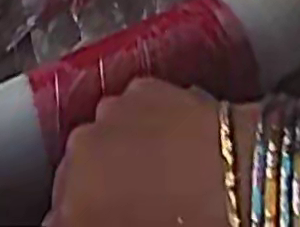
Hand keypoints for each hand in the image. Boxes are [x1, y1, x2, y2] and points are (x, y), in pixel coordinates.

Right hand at [47, 79, 228, 226]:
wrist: (243, 177)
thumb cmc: (193, 224)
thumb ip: (103, 222)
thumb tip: (107, 216)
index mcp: (74, 203)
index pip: (56, 222)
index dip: (80, 224)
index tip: (100, 223)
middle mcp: (81, 149)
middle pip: (73, 177)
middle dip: (93, 194)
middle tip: (129, 210)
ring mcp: (110, 111)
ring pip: (100, 138)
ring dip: (115, 156)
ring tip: (153, 179)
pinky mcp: (141, 85)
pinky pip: (129, 112)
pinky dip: (140, 126)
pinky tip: (170, 145)